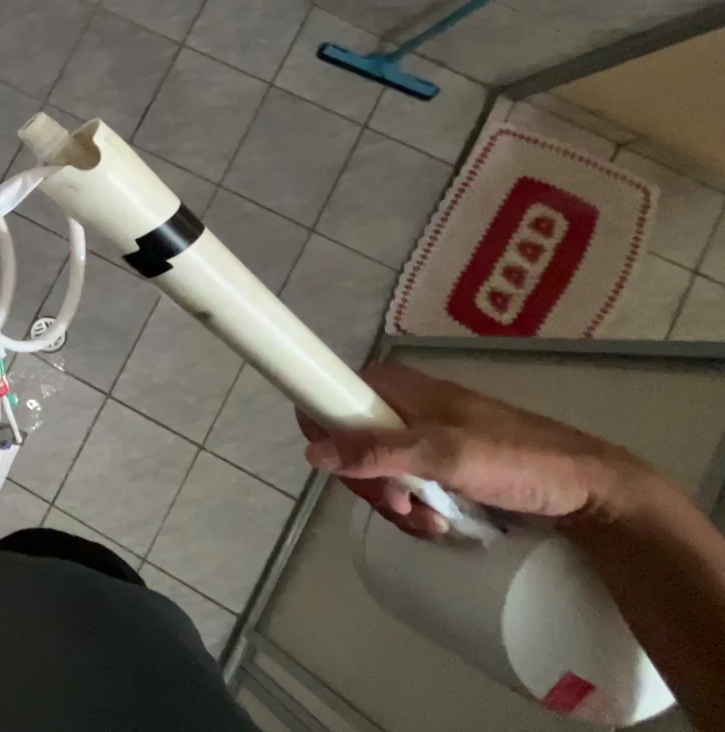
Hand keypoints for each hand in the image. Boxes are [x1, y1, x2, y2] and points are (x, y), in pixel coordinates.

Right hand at [296, 362, 647, 538]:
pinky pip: (400, 482)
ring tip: (427, 522)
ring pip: (372, 467)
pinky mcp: (438, 460)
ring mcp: (418, 433)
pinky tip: (436, 522)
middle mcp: (397, 404)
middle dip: (367, 482)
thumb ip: (376, 452)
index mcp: (392, 386)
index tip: (351, 471)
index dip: (326, 438)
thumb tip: (312, 454)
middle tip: (399, 504)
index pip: (326, 400)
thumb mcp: (444, 455)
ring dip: (391, 502)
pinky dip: (410, 506)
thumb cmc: (519, 461)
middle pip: (346, 441)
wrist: (597, 494)